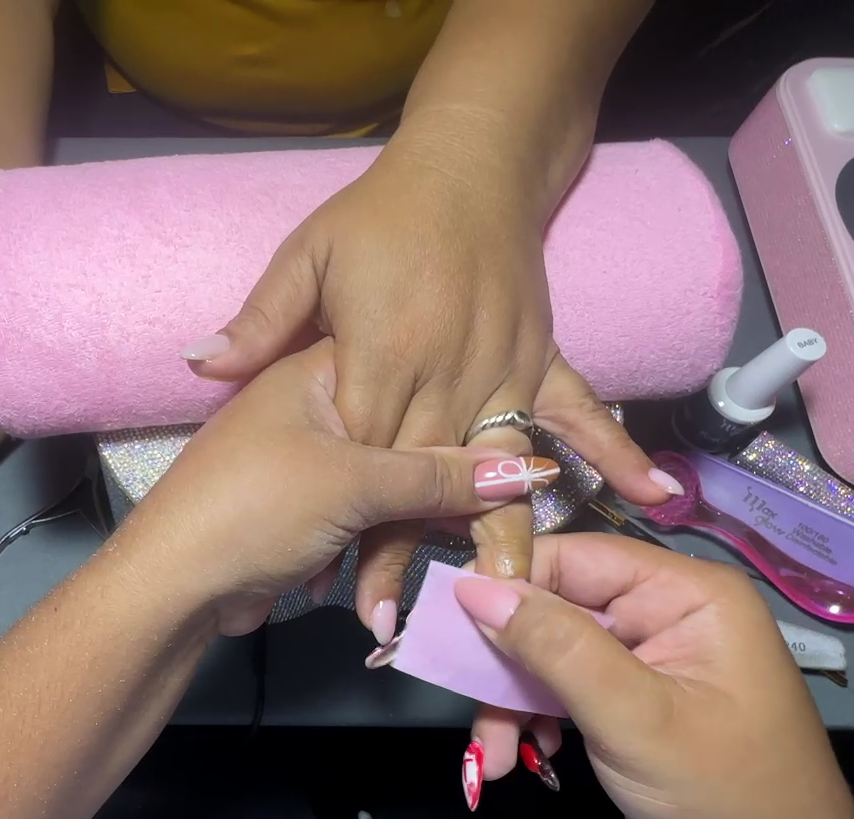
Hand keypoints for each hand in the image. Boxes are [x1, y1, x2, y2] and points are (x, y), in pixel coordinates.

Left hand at [183, 122, 675, 640]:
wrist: (470, 160)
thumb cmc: (377, 214)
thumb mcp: (305, 257)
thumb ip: (261, 321)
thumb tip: (200, 362)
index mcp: (385, 353)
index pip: (363, 454)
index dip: (349, 519)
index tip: (333, 584)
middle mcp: (449, 370)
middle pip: (422, 477)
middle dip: (409, 551)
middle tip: (397, 623)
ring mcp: (502, 367)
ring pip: (497, 464)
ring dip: (501, 533)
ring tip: (508, 601)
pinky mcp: (539, 359)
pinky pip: (577, 409)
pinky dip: (611, 449)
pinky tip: (653, 494)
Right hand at [454, 533, 853, 818]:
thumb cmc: (722, 790)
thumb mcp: (632, 716)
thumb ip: (554, 646)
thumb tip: (473, 587)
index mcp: (681, 592)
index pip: (573, 556)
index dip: (508, 581)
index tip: (452, 619)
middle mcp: (656, 608)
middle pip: (548, 606)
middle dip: (502, 660)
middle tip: (467, 698)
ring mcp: (635, 650)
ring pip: (539, 649)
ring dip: (507, 699)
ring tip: (494, 753)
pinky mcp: (616, 687)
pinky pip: (551, 681)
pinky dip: (525, 715)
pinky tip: (517, 754)